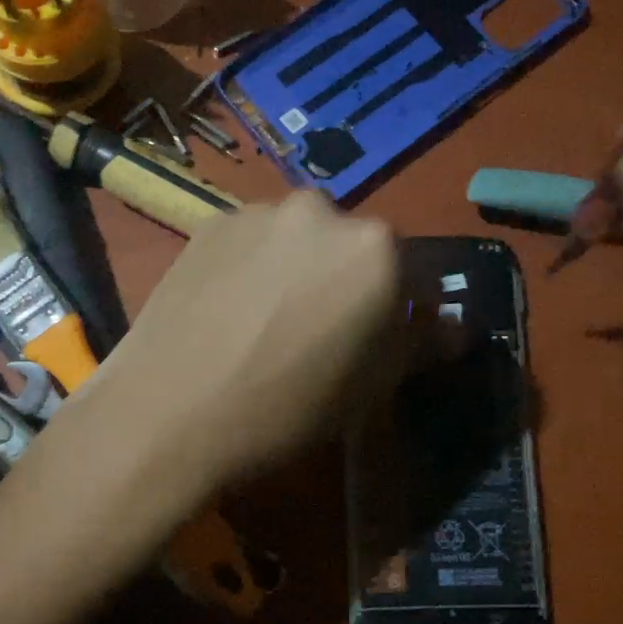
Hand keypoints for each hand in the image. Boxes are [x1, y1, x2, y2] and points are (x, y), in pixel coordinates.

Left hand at [87, 191, 403, 494]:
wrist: (168, 411)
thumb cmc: (285, 409)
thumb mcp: (368, 388)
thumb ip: (418, 345)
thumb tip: (454, 331)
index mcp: (377, 250)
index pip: (416, 275)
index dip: (408, 312)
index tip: (388, 341)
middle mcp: (323, 212)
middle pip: (355, 247)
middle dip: (350, 282)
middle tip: (322, 332)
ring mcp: (261, 211)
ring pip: (301, 239)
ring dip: (300, 267)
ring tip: (267, 320)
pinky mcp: (209, 221)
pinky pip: (253, 240)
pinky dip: (254, 265)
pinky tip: (230, 309)